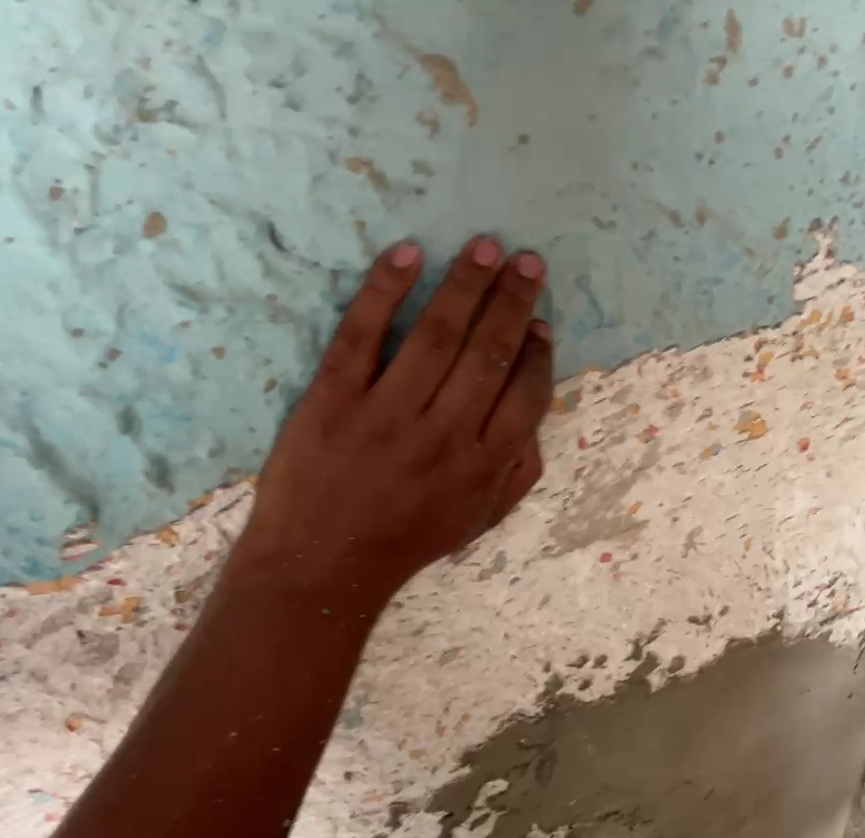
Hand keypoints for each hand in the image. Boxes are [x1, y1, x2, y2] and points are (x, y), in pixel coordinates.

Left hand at [229, 236, 553, 608]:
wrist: (323, 564)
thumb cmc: (409, 539)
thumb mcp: (482, 520)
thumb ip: (518, 471)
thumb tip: (536, 417)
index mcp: (483, 465)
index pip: (525, 396)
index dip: (538, 355)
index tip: (540, 323)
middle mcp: (443, 434)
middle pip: (488, 353)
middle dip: (513, 301)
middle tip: (528, 261)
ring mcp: (386, 414)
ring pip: (436, 336)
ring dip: (465, 285)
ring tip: (485, 247)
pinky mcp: (333, 399)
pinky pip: (362, 335)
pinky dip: (384, 291)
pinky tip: (407, 254)